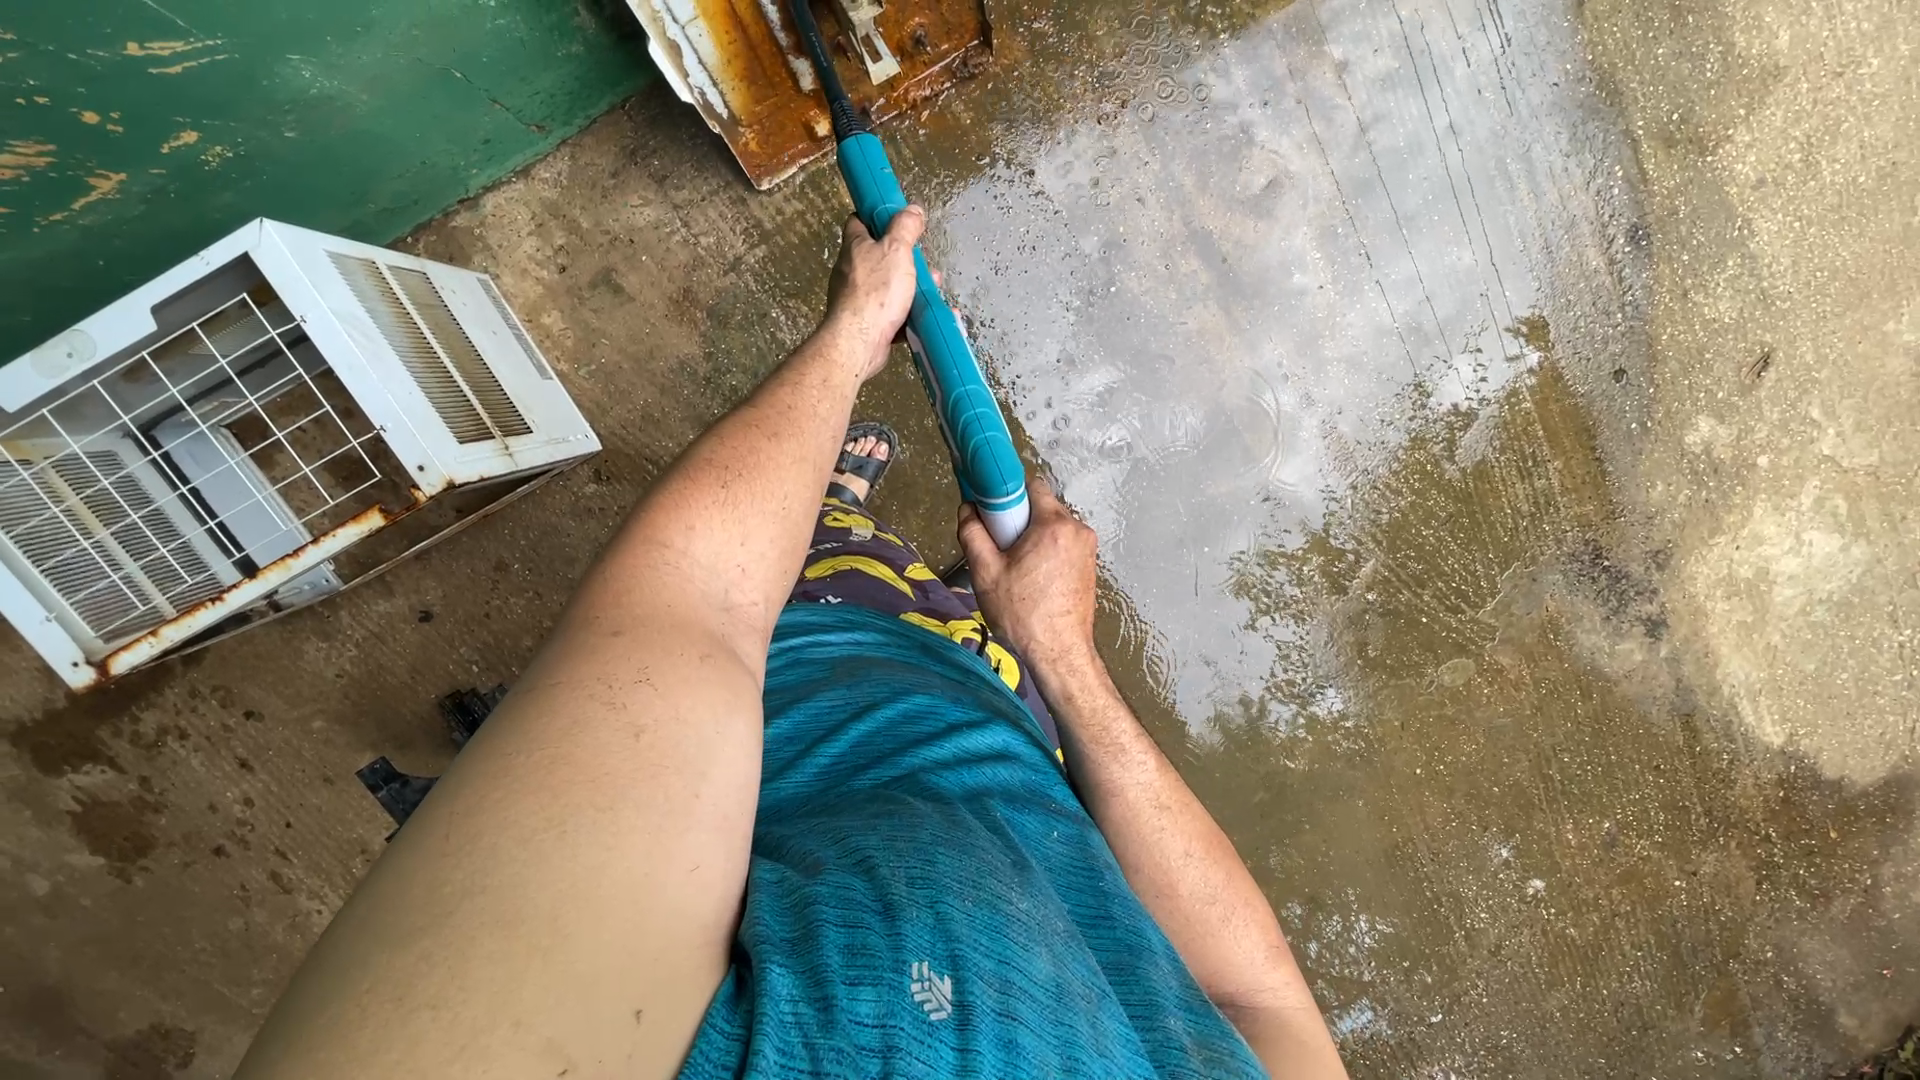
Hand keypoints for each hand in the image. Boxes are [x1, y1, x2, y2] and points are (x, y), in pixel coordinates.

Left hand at [820, 206, 926, 380]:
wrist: (861, 341)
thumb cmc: (876, 292)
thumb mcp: (896, 250)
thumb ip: (905, 228)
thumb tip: (913, 209)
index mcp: (855, 247)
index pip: (859, 221)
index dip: (878, 218)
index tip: (898, 222)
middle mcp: (852, 272)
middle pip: (880, 258)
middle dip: (907, 262)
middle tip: (926, 268)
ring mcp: (858, 300)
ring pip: (889, 288)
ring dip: (912, 290)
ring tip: (933, 294)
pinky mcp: (867, 324)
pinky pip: (892, 316)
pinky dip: (910, 317)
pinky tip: (927, 319)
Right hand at [956, 479, 1101, 685]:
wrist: (1059, 653)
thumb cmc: (1025, 617)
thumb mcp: (985, 572)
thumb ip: (972, 533)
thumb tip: (968, 510)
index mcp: (1054, 525)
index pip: (1030, 485)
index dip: (1006, 495)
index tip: (991, 513)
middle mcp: (1078, 531)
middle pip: (1041, 506)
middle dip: (1018, 520)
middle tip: (1001, 549)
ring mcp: (1087, 549)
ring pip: (1052, 527)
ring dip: (1032, 538)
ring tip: (1015, 569)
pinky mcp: (1089, 566)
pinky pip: (1062, 545)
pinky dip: (1046, 553)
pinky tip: (1031, 579)